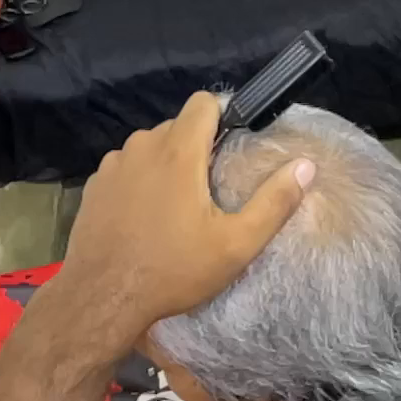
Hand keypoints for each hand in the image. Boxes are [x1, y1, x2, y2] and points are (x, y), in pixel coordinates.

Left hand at [53, 92, 313, 347]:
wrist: (101, 298)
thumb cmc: (172, 270)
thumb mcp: (235, 244)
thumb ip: (274, 202)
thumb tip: (305, 166)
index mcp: (178, 150)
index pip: (203, 101)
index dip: (222, 117)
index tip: (231, 148)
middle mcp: (142, 146)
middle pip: (178, 126)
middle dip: (196, 148)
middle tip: (208, 192)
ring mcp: (113, 164)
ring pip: (150, 147)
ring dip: (166, 164)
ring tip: (175, 208)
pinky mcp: (95, 185)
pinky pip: (126, 168)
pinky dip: (138, 181)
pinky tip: (143, 218)